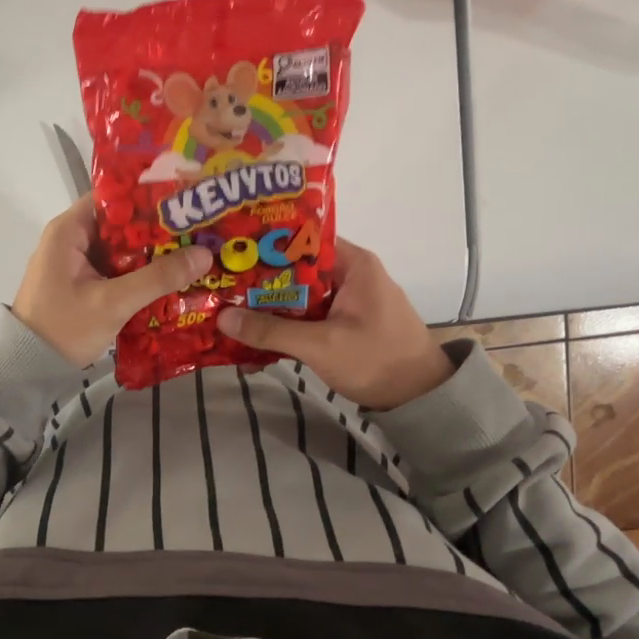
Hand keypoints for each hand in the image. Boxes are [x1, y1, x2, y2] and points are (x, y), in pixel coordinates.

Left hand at [12, 195, 212, 367]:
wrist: (30, 368)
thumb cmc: (64, 329)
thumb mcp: (113, 303)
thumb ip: (157, 278)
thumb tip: (205, 254)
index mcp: (69, 230)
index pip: (113, 196)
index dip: (149, 196)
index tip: (185, 201)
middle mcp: (71, 239)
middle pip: (121, 223)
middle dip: (159, 229)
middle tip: (201, 229)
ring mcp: (76, 263)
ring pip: (122, 248)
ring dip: (153, 253)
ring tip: (196, 251)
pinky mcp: (82, 284)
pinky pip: (116, 269)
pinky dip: (140, 273)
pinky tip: (172, 278)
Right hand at [217, 240, 454, 409]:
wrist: (420, 399)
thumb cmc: (377, 360)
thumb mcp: (321, 345)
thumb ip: (272, 330)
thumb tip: (222, 317)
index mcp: (353, 265)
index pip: (303, 239)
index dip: (266, 244)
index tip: (231, 252)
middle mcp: (349, 275)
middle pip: (294, 269)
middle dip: (257, 282)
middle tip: (218, 286)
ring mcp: (346, 302)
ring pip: (295, 296)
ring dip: (266, 309)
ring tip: (225, 314)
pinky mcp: (342, 325)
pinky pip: (304, 318)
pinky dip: (281, 328)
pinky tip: (251, 342)